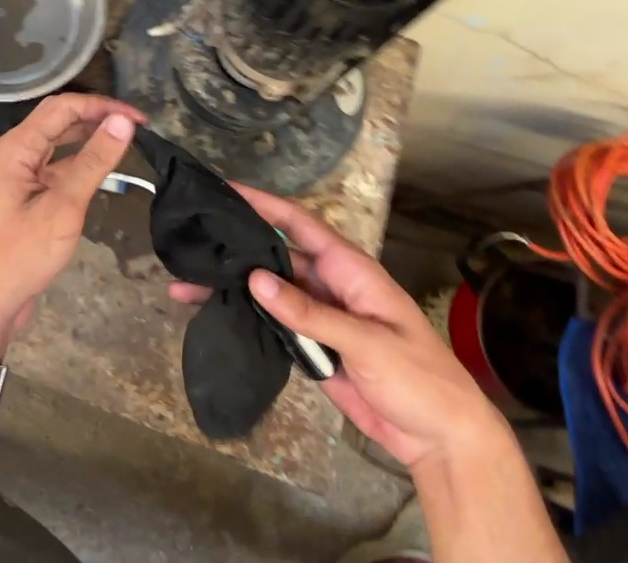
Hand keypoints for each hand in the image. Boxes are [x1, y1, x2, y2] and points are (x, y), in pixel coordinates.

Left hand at [0, 94, 142, 359]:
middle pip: (59, 119)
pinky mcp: (27, 193)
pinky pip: (57, 165)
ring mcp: (20, 173)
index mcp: (18, 147)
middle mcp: (16, 152)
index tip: (137, 119)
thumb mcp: (64, 206)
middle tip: (136, 127)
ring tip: (125, 141)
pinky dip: (81, 162)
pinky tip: (103, 169)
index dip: (102, 106)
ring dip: (90, 137)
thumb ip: (94, 161)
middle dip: (97, 116)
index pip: (63, 107)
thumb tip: (122, 122)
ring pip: (59, 142)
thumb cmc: (22, 252)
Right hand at [167, 183, 508, 470]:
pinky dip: (245, 318)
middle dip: (236, 249)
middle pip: (276, 257)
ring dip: (233, 288)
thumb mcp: (367, 342)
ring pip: (269, 292)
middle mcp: (330, 285)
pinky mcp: (312, 348)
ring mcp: (319, 317)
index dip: (264, 204)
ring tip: (186, 285)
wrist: (441, 438)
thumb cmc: (419, 379)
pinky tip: (214, 315)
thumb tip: (255, 279)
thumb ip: (310, 313)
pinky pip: (273, 324)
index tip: (225, 190)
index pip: (300, 225)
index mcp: (350, 270)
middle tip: (191, 242)